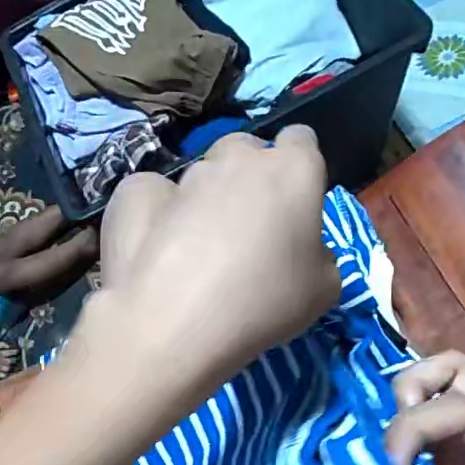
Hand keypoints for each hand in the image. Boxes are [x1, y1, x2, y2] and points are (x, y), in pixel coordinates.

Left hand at [96, 126, 337, 383]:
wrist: (177, 324)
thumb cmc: (267, 301)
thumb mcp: (326, 287)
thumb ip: (319, 251)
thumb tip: (300, 248)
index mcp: (294, 170)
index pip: (302, 140)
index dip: (301, 168)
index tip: (298, 201)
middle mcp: (240, 158)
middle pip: (250, 151)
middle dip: (252, 177)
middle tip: (253, 228)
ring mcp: (187, 173)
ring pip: (205, 173)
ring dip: (210, 198)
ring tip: (204, 250)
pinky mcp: (138, 191)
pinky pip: (159, 192)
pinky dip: (162, 209)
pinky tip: (161, 244)